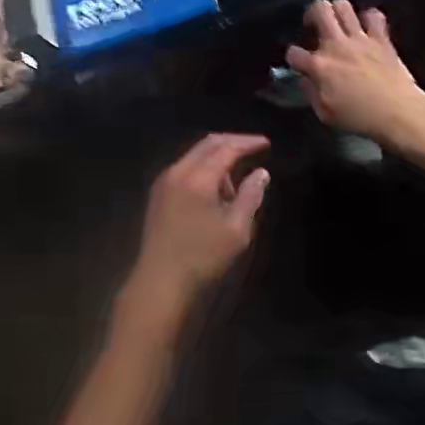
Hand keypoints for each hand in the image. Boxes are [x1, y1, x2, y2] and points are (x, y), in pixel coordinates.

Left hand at [126, 134, 270, 316]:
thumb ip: (250, 196)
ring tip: (235, 186)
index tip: (266, 143)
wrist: (159, 282)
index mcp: (197, 177)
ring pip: (195, 155)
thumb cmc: (202, 257)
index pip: (226, 148)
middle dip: (232, 142)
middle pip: (208, 144)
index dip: (248, 143)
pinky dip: (204, 169)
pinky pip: (185, 168)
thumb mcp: (236, 230)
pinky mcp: (158, 194)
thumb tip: (261, 172)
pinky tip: (214, 192)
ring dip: (218, 159)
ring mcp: (164, 181)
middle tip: (254, 148)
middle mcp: (178, 171)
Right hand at [286, 0, 424, 135]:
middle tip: (316, 26)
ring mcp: (359, 38)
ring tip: (339, 23)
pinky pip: (373, 15)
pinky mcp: (381, 38)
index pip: (294, 52)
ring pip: (343, 5)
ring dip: (338, 10)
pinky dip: (369, 19)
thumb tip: (306, 79)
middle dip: (312, 13)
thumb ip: (311, 92)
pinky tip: (367, 28)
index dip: (293, 56)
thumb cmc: (359, 117)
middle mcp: (335, 45)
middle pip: (319, 9)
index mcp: (319, 66)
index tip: (299, 62)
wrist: (397, 112)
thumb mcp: (325, 114)